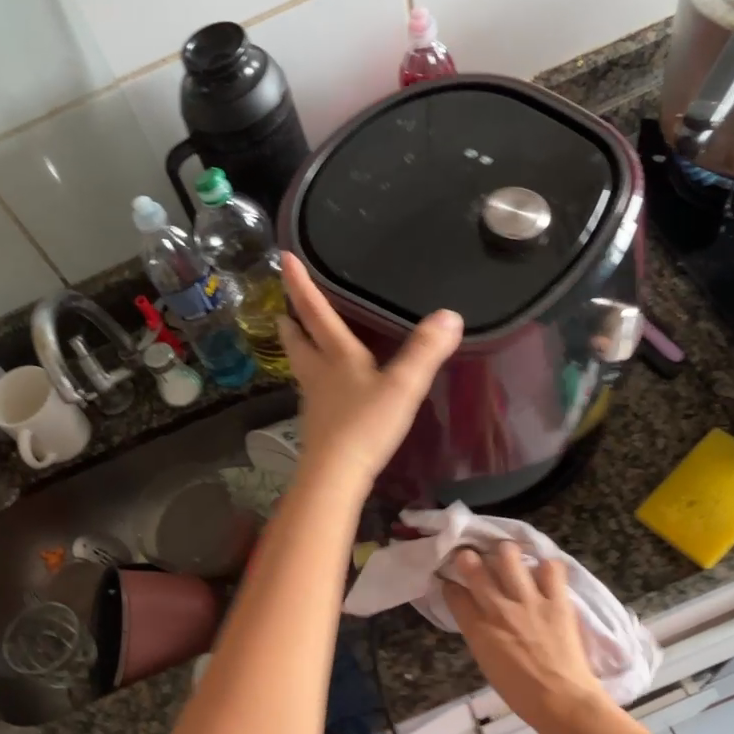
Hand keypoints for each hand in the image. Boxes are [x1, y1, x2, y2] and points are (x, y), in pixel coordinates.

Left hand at [278, 253, 460, 489]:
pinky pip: (313, 392)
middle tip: (283, 309)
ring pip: (302, 367)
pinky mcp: (318, 425)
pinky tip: (325, 388)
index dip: (300, 285)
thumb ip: (425, 351)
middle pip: (298, 342)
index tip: (283, 258)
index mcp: (337, 356)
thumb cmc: (365, 426)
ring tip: (297, 339)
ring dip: (298, 349)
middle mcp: (319, 374)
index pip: (316, 313)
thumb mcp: (403, 386)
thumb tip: (450, 315)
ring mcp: (315, 401)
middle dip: (291, 322)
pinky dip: (314, 378)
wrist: (335, 475)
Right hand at [442, 542, 611, 724]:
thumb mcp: (487, 662)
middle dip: (468, 558)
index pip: (455, 594)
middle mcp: (499, 608)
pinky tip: (544, 571)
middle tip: (471, 555)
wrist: (560, 700)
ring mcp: (529, 601)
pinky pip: (551, 569)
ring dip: (506, 553)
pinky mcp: (556, 600)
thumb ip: (480, 634)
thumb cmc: (520, 692)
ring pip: (509, 557)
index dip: (450, 584)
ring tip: (508, 554)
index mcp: (478, 629)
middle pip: (475, 568)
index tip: (452, 581)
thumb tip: (478, 617)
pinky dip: (546, 567)